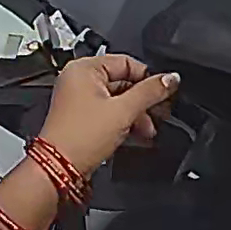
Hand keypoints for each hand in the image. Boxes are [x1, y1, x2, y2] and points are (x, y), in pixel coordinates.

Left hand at [36, 55, 178, 173]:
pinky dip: (124, 121)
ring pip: (117, 99)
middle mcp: (79, 80)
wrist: (60, 167)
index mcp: (84, 69)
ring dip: (136, 114)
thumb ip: (150, 92)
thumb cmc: (79, 137)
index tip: (164, 91)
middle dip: (143, 101)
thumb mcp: (123, 111)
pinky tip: (137, 134)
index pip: (126, 62)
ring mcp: (79, 99)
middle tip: (159, 112)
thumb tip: (170, 79)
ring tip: (148, 129)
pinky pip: (108, 112)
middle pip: (123, 81)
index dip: (148, 77)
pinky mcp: (82, 117)